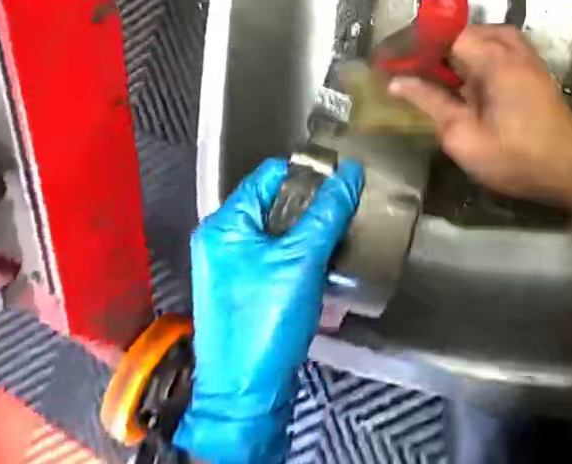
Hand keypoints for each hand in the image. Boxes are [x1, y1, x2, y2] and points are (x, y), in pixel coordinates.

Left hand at [175, 157, 362, 463]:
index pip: (270, 173)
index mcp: (226, 223)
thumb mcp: (303, 260)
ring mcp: (231, 266)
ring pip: (279, 229)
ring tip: (339, 235)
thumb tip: (349, 173)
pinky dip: (301, 255)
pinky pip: (277, 255)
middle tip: (344, 208)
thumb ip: (328, 212)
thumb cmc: (264, 327)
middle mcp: (223, 239)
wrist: (245, 400)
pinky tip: (325, 265)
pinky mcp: (244, 288)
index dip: (307, 171)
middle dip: (313, 205)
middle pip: (276, 200)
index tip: (340, 177)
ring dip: (310, 232)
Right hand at [389, 25, 571, 209]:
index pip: (440, 31)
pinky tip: (452, 84)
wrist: (571, 166)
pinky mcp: (524, 59)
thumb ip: (429, 102)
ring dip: (444, 56)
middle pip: (453, 32)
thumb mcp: (464, 136)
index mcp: (492, 56)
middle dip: (425, 50)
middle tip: (400, 75)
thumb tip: (397, 82)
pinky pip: (485, 47)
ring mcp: (519, 48)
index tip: (387, 61)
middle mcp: (506, 42)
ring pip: (468, 38)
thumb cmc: (518, 156)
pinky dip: (463, 59)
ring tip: (422, 81)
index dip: (410, 44)